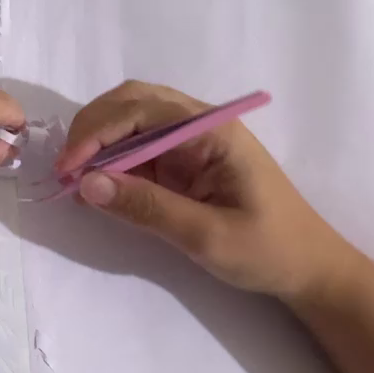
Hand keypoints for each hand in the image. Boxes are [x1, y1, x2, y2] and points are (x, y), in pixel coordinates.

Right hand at [58, 80, 361, 300]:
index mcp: (212, 131)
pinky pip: (140, 150)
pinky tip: (94, 187)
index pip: (141, 110)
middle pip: (133, 102)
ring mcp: (193, 143)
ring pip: (133, 121)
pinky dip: (112, 162)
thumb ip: (147, 207)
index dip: (97, 133)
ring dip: (99, 143)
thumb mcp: (206, 236)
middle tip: (64, 170)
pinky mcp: (187, 164)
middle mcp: (200, 125)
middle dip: (92, 128)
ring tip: (72, 179)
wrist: (310, 270)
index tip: (67, 169)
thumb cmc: (268, 250)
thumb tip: (87, 183)